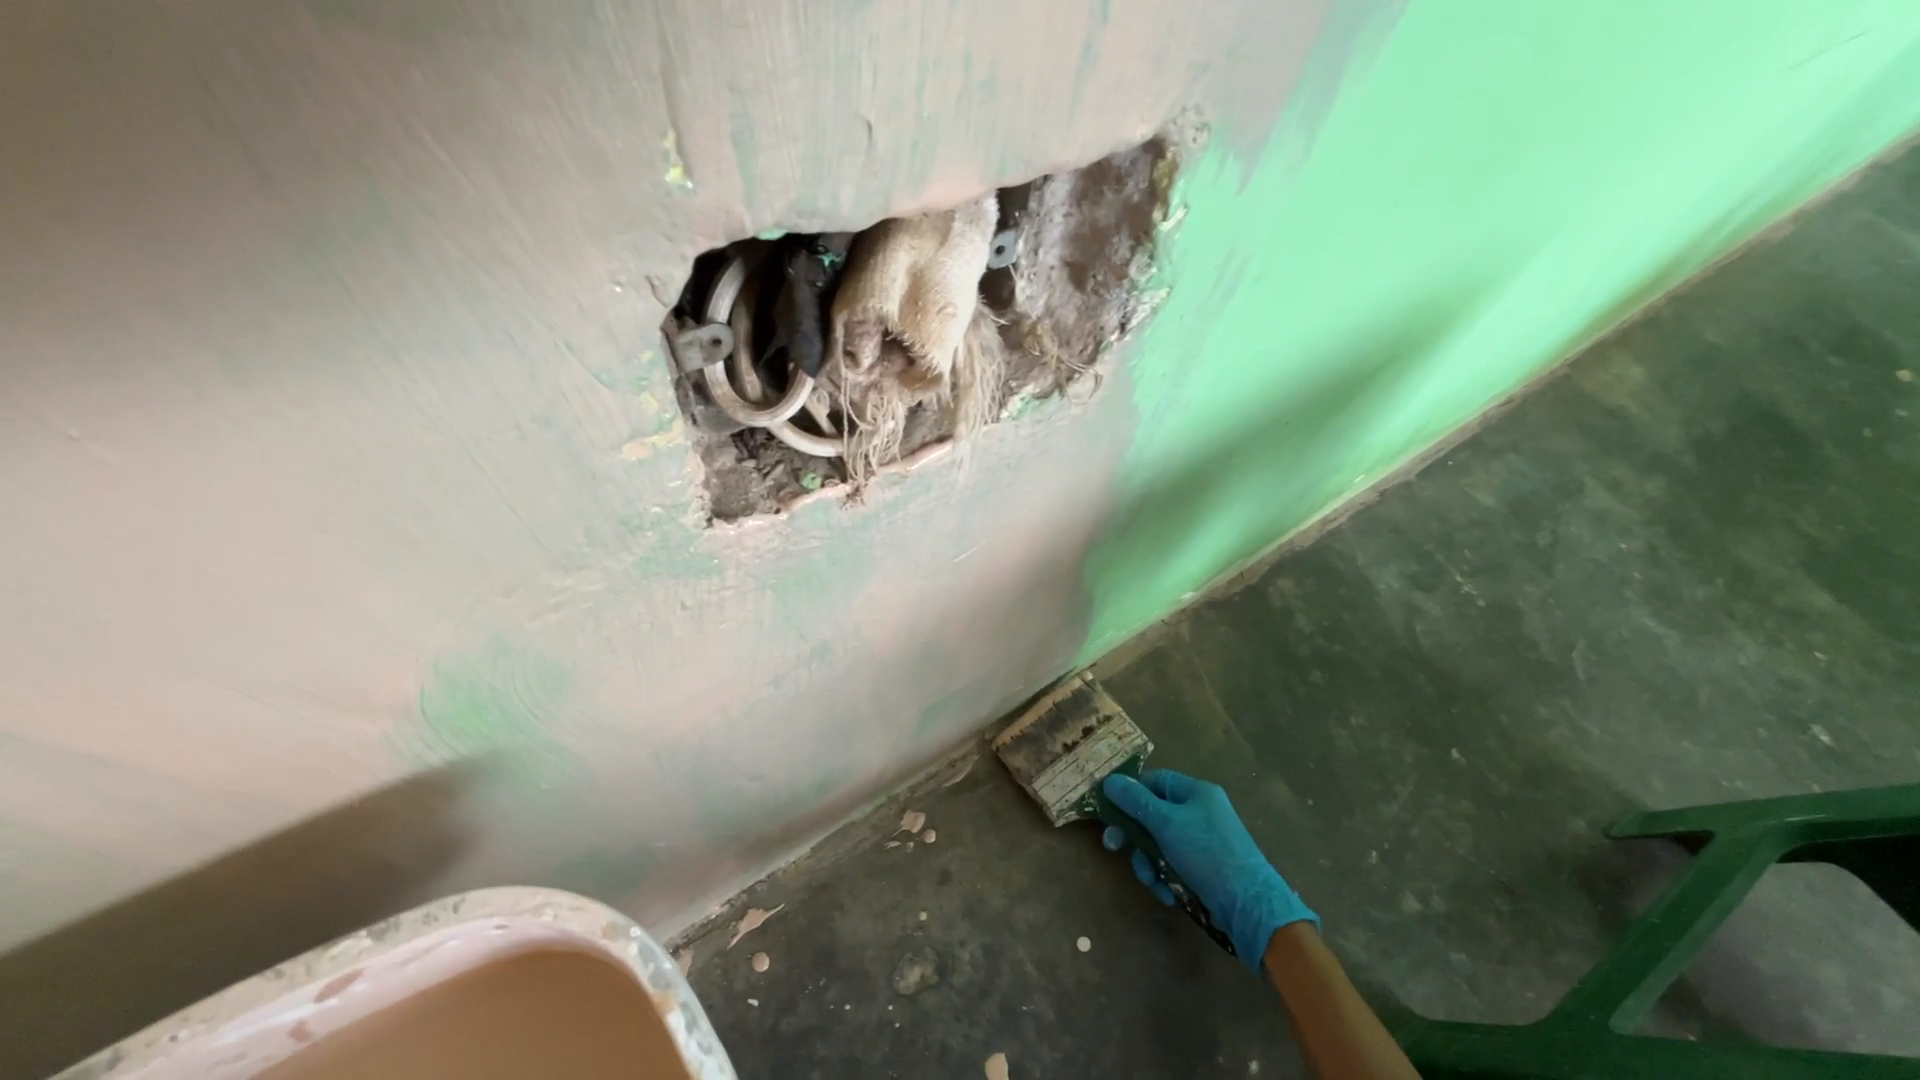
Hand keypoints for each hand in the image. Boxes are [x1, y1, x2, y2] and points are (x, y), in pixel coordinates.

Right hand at [1102, 768, 1318, 972]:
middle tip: (1113, 847)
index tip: (1108, 809)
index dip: (1130, 792)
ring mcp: (1203, 841)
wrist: (1248, 905)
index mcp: (1195, 792)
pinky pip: (1173, 864)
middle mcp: (1200, 812)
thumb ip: (1135, 802)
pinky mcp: (1204, 868)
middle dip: (1134, 835)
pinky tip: (1167, 893)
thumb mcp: (1166, 823)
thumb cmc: (1206, 853)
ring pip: (1159, 843)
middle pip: (1153, 814)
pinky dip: (1165, 877)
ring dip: (1148, 862)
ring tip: (1152, 881)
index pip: (1154, 781)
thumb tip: (1109, 780)